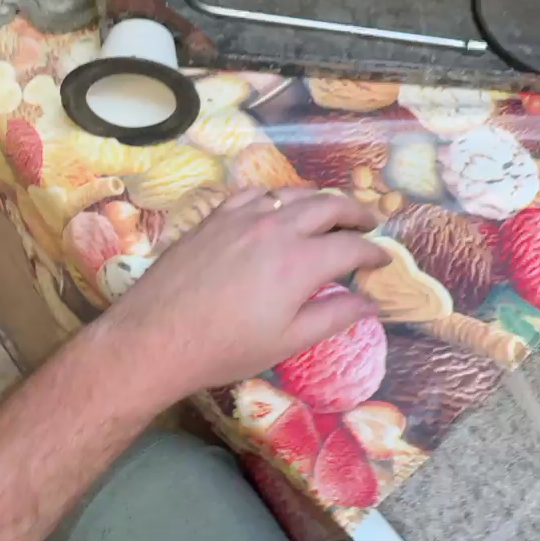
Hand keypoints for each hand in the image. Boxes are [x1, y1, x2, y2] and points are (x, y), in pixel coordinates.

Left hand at [90, 187, 388, 409]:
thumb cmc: (225, 348)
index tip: (383, 258)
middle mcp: (277, 227)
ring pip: (294, 193)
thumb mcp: (286, 342)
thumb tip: (370, 304)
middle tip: (370, 222)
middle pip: (329, 205)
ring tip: (331, 211)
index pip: (351, 247)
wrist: (155, 336)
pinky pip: (257, 192)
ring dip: (320, 200)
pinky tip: (278, 206)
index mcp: (300, 262)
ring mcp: (245, 215)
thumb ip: (333, 317)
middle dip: (356, 212)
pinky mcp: (218, 215)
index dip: (373, 252)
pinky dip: (278, 196)